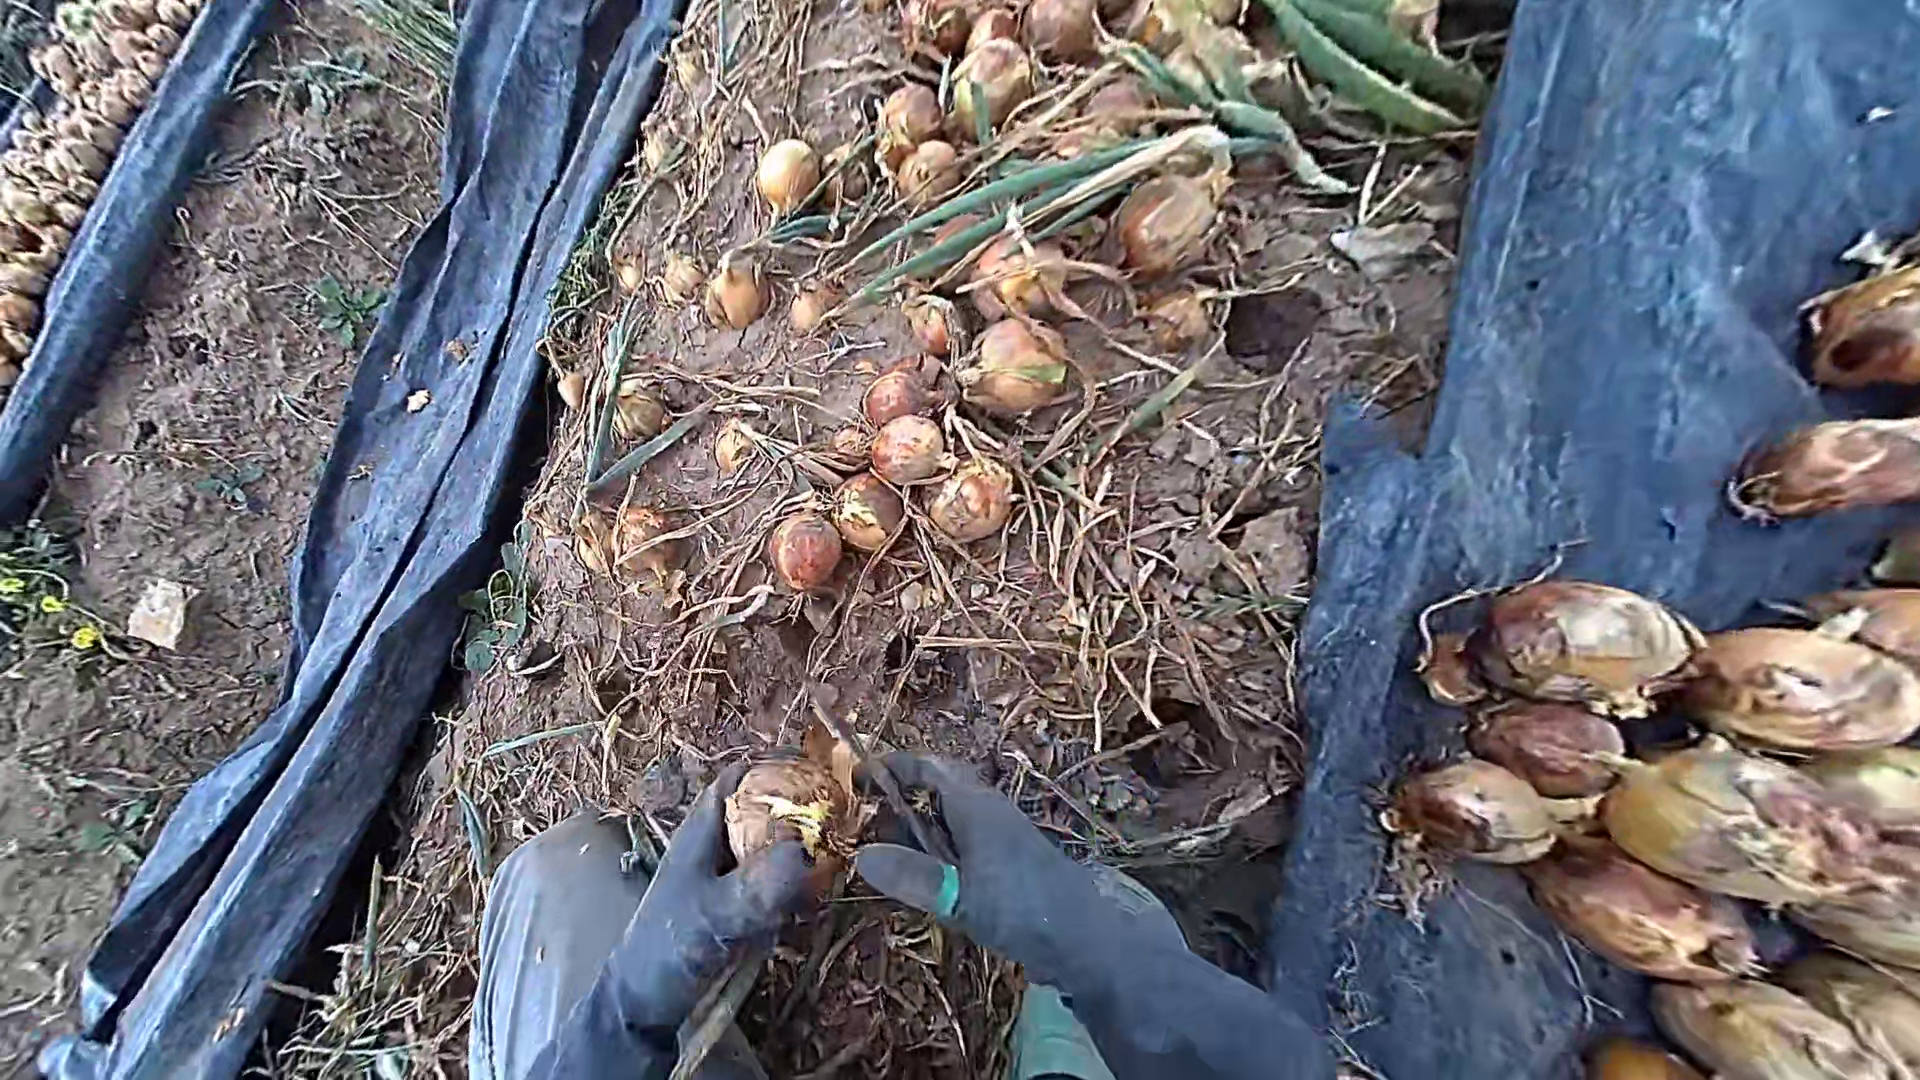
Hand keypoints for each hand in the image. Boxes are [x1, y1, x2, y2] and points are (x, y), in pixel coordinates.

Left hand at [607, 763, 811, 1030]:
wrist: (644, 1009)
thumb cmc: (667, 950)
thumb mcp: (714, 915)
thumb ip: (757, 885)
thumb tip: (805, 850)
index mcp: (705, 826)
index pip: (744, 775)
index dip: (779, 765)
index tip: (820, 772)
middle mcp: (720, 838)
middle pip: (767, 803)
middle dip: (803, 806)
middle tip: (840, 813)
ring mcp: (731, 868)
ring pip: (776, 839)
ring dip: (805, 844)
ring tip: (836, 853)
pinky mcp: (740, 897)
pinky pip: (778, 873)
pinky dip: (799, 876)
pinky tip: (816, 892)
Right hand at [853, 754, 1125, 988]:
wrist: (1081, 934)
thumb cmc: (1020, 907)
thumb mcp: (960, 896)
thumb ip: (913, 875)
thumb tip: (861, 855)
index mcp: (974, 804)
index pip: (928, 767)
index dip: (893, 766)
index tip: (858, 775)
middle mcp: (986, 806)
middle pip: (938, 783)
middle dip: (902, 790)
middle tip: (866, 811)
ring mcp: (998, 829)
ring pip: (950, 809)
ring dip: (918, 816)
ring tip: (886, 838)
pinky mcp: (1005, 853)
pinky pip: (961, 831)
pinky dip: (936, 838)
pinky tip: (926, 866)